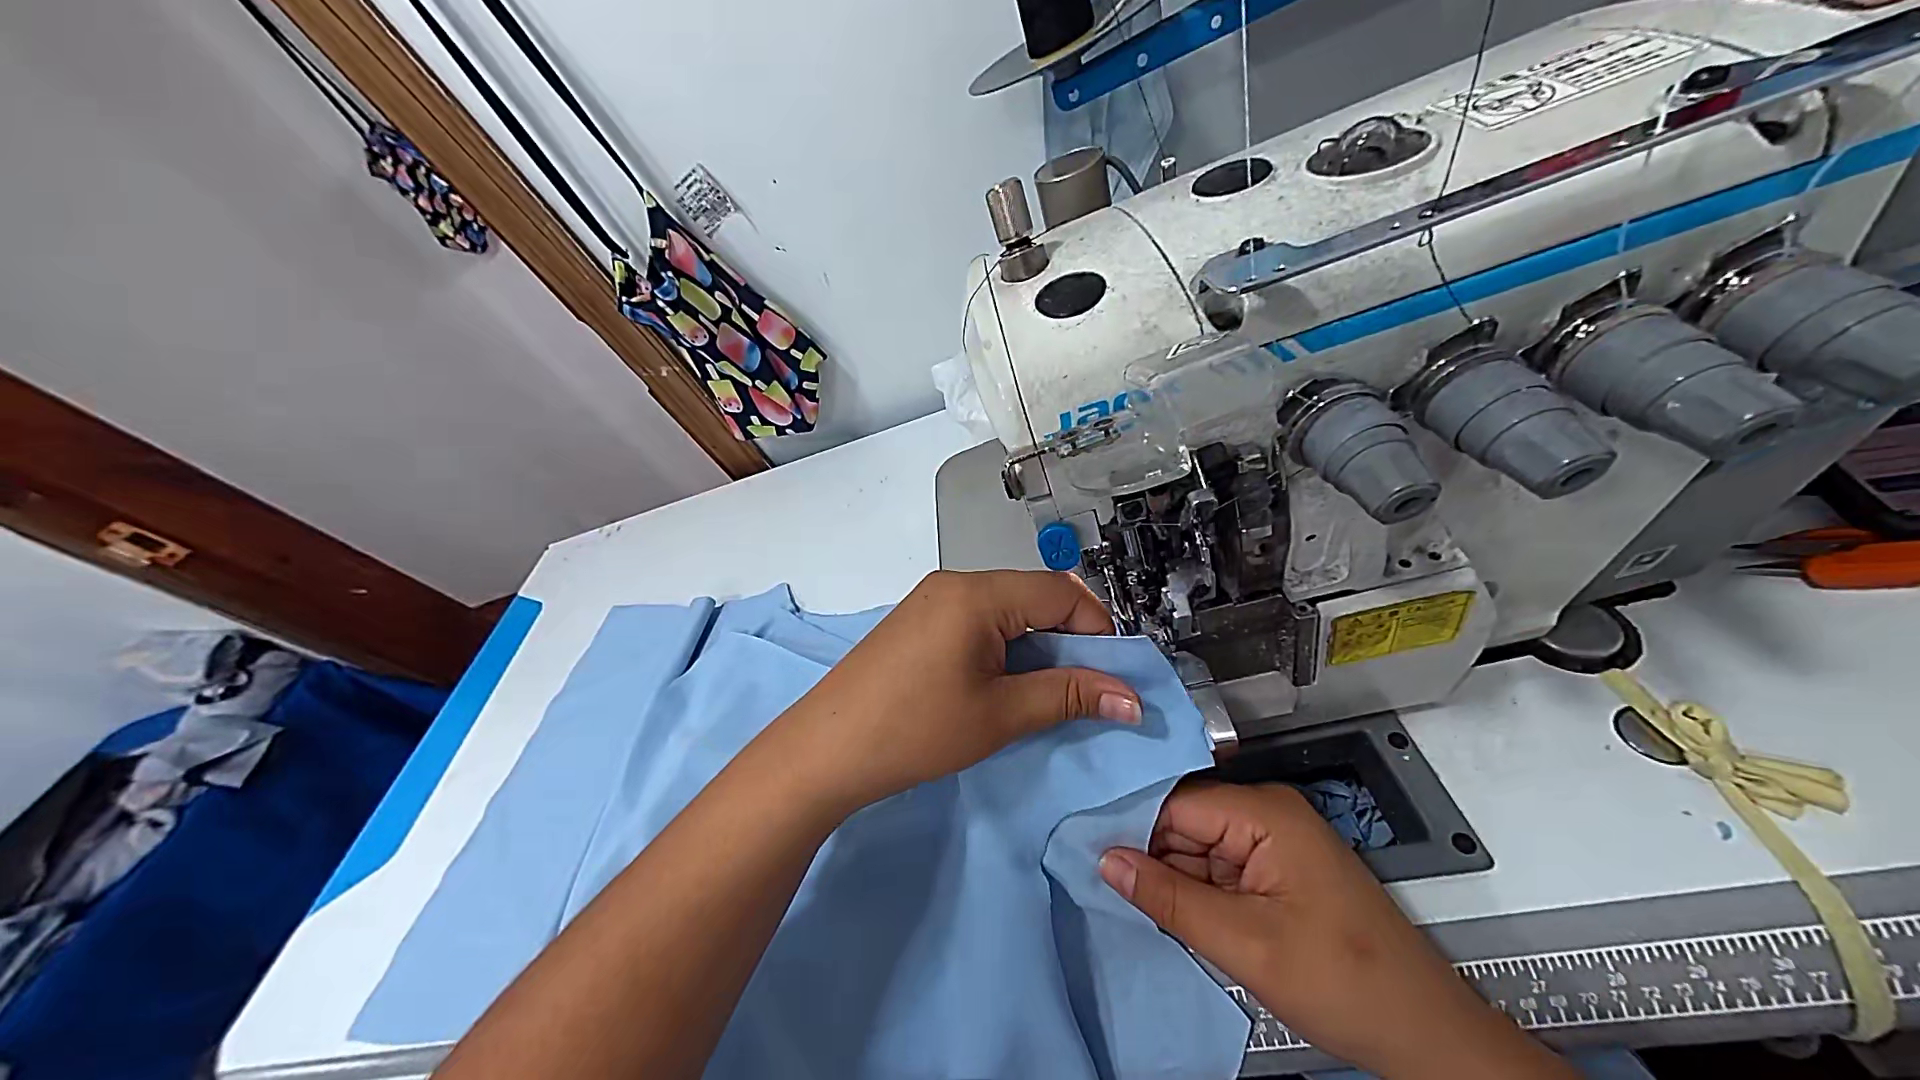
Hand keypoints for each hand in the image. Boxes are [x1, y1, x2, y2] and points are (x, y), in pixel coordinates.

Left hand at [768, 570, 1141, 815]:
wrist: (825, 750)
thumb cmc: (914, 729)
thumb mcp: (1000, 714)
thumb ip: (1069, 696)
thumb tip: (1130, 699)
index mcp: (977, 593)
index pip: (1062, 592)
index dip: (1097, 631)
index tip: (1111, 675)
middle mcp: (954, 583)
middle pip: (1034, 596)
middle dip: (1068, 639)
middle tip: (1081, 689)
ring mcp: (931, 599)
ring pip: (1007, 609)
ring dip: (1035, 645)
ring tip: (1040, 692)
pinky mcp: (917, 620)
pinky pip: (977, 619)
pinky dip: (1003, 646)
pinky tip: (1000, 684)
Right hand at [1100, 783, 1575, 1079]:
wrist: (1426, 1036)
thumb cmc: (1347, 983)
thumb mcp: (1246, 943)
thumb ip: (1169, 897)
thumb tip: (1104, 860)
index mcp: (1264, 812)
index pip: (1175, 801)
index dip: (1128, 822)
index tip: (1084, 844)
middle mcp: (1265, 814)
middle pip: (1183, 820)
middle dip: (1145, 851)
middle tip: (1098, 879)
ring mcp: (1270, 842)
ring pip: (1194, 846)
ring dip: (1166, 874)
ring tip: (1124, 896)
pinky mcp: (1272, 869)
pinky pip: (1214, 868)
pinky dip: (1189, 889)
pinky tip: (1163, 907)